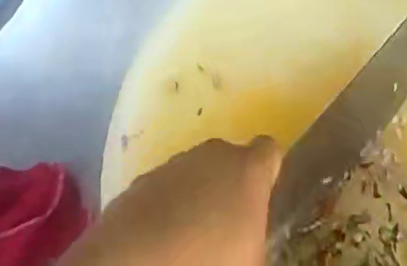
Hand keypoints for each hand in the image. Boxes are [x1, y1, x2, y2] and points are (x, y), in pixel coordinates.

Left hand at [61, 137, 280, 265]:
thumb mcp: (251, 264)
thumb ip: (258, 249)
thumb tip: (251, 248)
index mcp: (248, 172)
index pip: (270, 151)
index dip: (269, 175)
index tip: (265, 204)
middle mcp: (211, 156)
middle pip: (228, 162)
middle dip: (228, 191)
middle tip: (226, 235)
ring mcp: (171, 167)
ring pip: (192, 176)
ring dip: (194, 202)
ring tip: (187, 248)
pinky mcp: (136, 186)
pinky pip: (161, 194)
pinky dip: (162, 214)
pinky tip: (156, 252)